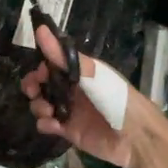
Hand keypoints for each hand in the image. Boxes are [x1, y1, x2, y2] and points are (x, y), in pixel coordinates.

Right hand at [21, 25, 165, 167]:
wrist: (135, 137)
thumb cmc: (116, 99)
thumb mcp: (92, 74)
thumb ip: (64, 56)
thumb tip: (40, 29)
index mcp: (82, 73)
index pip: (54, 64)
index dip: (42, 67)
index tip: (39, 73)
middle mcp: (74, 90)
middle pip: (44, 84)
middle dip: (33, 86)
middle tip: (32, 91)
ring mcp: (71, 111)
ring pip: (43, 104)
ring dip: (38, 106)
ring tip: (47, 111)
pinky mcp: (69, 131)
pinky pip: (48, 125)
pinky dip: (45, 124)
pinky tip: (52, 125)